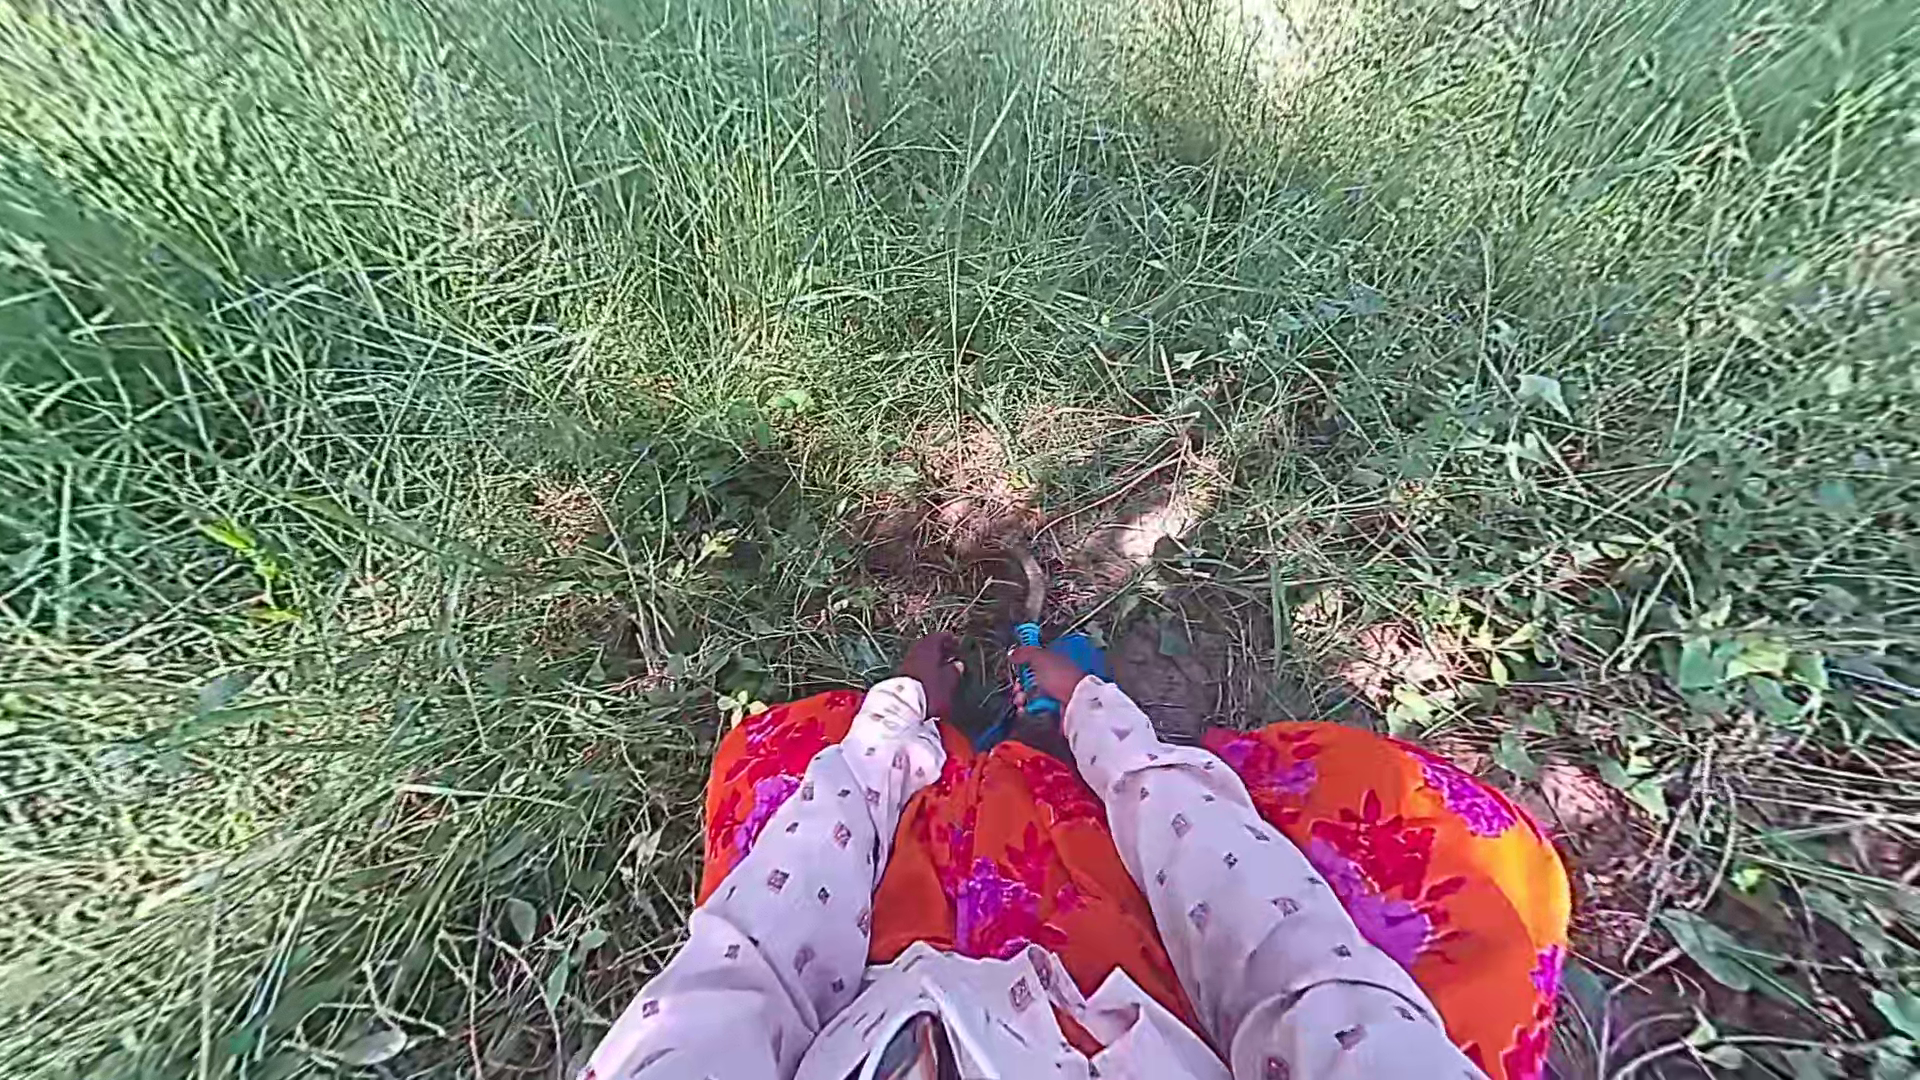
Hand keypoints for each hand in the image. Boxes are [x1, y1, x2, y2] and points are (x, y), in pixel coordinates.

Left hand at [900, 632, 963, 719]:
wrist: (903, 708)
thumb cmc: (931, 690)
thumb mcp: (950, 681)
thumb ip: (955, 670)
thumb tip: (958, 664)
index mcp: (928, 648)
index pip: (939, 637)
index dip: (949, 639)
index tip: (956, 642)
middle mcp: (915, 653)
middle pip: (928, 646)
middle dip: (939, 649)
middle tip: (950, 654)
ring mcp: (905, 665)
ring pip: (921, 657)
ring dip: (931, 660)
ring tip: (942, 667)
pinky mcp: (899, 677)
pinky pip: (915, 667)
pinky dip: (924, 668)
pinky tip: (930, 677)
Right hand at [1007, 645, 1087, 705]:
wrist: (1076, 703)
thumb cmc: (1061, 676)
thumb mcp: (1040, 657)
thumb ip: (1025, 653)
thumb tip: (1013, 653)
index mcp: (1055, 660)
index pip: (1035, 659)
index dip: (1023, 664)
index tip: (1015, 669)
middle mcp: (1056, 676)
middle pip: (1031, 679)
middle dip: (1020, 685)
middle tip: (1017, 689)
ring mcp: (1056, 694)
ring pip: (1032, 695)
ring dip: (1022, 698)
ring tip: (1021, 701)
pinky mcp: (1054, 710)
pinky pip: (1036, 709)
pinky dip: (1028, 709)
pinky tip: (1025, 709)